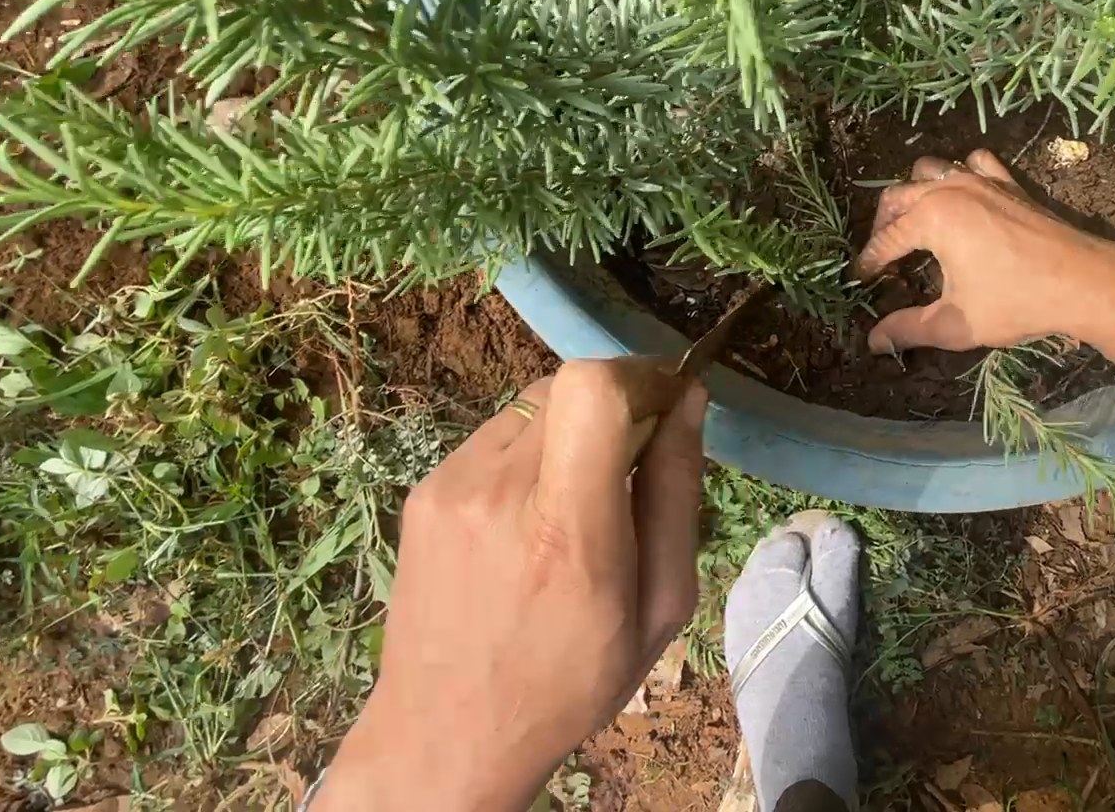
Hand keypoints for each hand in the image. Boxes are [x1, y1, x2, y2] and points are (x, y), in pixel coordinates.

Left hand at [314, 358, 709, 811]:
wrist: (444, 737)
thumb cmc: (575, 678)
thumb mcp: (663, 603)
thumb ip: (677, 491)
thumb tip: (689, 402)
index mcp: (567, 529)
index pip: (595, 390)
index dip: (643, 376)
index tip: (672, 400)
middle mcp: (498, 491)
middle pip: (571, 383)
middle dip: (620, 399)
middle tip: (638, 451)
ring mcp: (450, 485)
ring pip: (537, 400)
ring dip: (577, 424)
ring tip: (583, 490)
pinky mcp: (425, 488)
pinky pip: (502, 432)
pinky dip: (537, 447)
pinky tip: (534, 508)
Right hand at [856, 149, 1114, 408]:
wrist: (1085, 282)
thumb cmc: (1016, 302)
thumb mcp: (955, 323)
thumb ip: (908, 329)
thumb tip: (872, 342)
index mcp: (931, 217)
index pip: (885, 239)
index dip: (868, 262)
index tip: (858, 282)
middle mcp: (951, 188)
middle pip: (898, 195)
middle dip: (882, 225)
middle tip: (882, 257)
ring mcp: (982, 179)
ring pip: (931, 170)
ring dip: (913, 192)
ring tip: (912, 224)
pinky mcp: (1008, 183)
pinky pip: (973, 163)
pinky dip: (959, 173)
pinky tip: (962, 196)